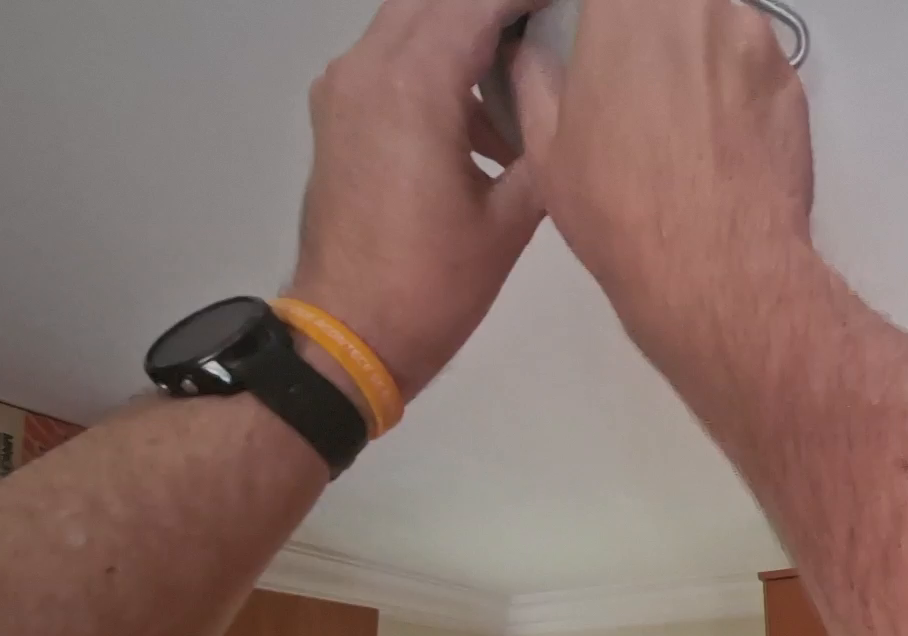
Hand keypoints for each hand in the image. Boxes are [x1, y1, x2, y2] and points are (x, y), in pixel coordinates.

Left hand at [289, 0, 547, 400]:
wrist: (352, 332)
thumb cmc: (437, 285)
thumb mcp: (508, 224)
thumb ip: (540, 154)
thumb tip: (563, 111)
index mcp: (411, 89)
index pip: (473, 4)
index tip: (567, 4)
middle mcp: (365, 69)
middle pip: (433, 1)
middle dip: (493, 6)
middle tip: (547, 28)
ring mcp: (343, 91)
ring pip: (409, 27)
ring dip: (466, 37)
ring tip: (526, 79)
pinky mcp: (339, 118)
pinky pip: (392, 65)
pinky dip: (440, 71)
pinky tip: (483, 125)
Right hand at [509, 0, 814, 351]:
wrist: (722, 277)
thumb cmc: (622, 214)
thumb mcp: (548, 150)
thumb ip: (538, 79)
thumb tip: (539, 54)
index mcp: (626, 4)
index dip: (609, 26)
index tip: (603, 51)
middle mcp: (698, 3)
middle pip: (672, 6)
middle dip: (660, 36)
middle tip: (651, 92)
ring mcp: (756, 41)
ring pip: (721, 29)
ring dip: (706, 62)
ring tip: (697, 129)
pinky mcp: (795, 88)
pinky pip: (760, 74)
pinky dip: (745, 98)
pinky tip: (735, 151)